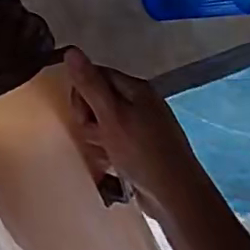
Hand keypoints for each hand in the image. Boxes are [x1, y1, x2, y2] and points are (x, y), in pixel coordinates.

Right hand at [64, 47, 204, 215]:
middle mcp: (142, 103)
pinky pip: (115, 142)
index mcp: (137, 89)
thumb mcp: (110, 116)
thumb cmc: (142, 153)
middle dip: (89, 119)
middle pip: (98, 99)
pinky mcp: (144, 149)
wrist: (178, 198)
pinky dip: (109, 152)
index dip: (82, 93)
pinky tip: (112, 165)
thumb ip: (90, 84)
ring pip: (104, 123)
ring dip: (98, 139)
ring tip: (106, 155)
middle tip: (96, 137)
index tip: (81, 116)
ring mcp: (145, 127)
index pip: (96, 75)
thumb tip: (71, 50)